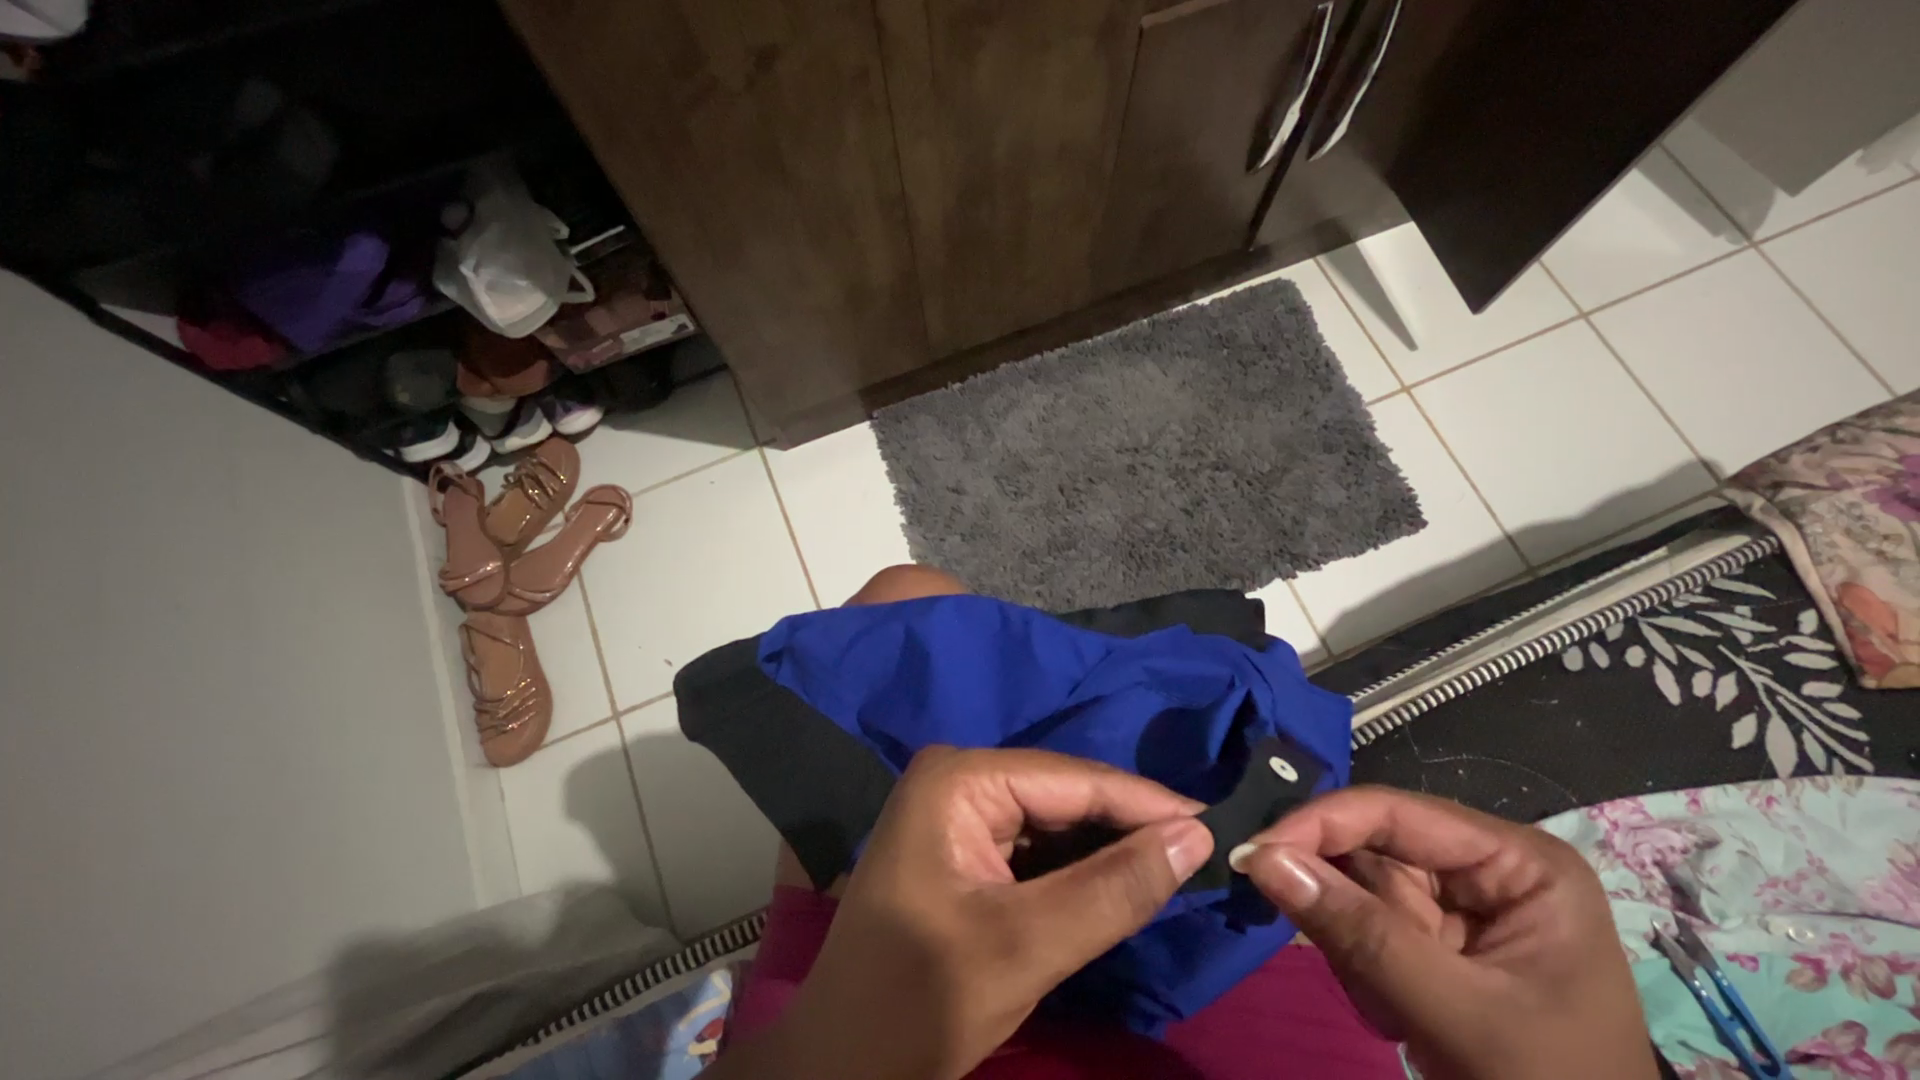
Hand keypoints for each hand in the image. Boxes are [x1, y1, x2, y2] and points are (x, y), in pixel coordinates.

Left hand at [720, 746, 1212, 1079]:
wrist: (844, 1061)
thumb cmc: (919, 999)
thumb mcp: (1023, 946)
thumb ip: (1112, 889)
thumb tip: (1197, 837)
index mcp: (959, 780)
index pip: (1074, 780)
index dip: (1150, 804)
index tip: (1221, 829)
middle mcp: (958, 780)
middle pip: (1067, 797)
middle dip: (1133, 826)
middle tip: (1210, 854)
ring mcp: (958, 815)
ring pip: (1058, 824)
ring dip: (1112, 850)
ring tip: (1184, 868)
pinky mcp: (965, 852)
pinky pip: (1039, 850)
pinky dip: (1082, 870)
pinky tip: (1127, 883)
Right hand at [1230, 787, 1656, 1079]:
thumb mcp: (1458, 1013)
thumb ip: (1360, 934)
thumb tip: (1261, 859)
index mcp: (1518, 862)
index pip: (1396, 812)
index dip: (1320, 824)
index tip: (1252, 854)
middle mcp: (1486, 868)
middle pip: (1371, 851)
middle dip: (1344, 906)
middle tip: (1337, 958)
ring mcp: (1460, 907)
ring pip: (1359, 893)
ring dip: (1354, 950)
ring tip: (1392, 1010)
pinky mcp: (1436, 942)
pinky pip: (1366, 931)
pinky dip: (1362, 972)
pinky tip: (1397, 1016)